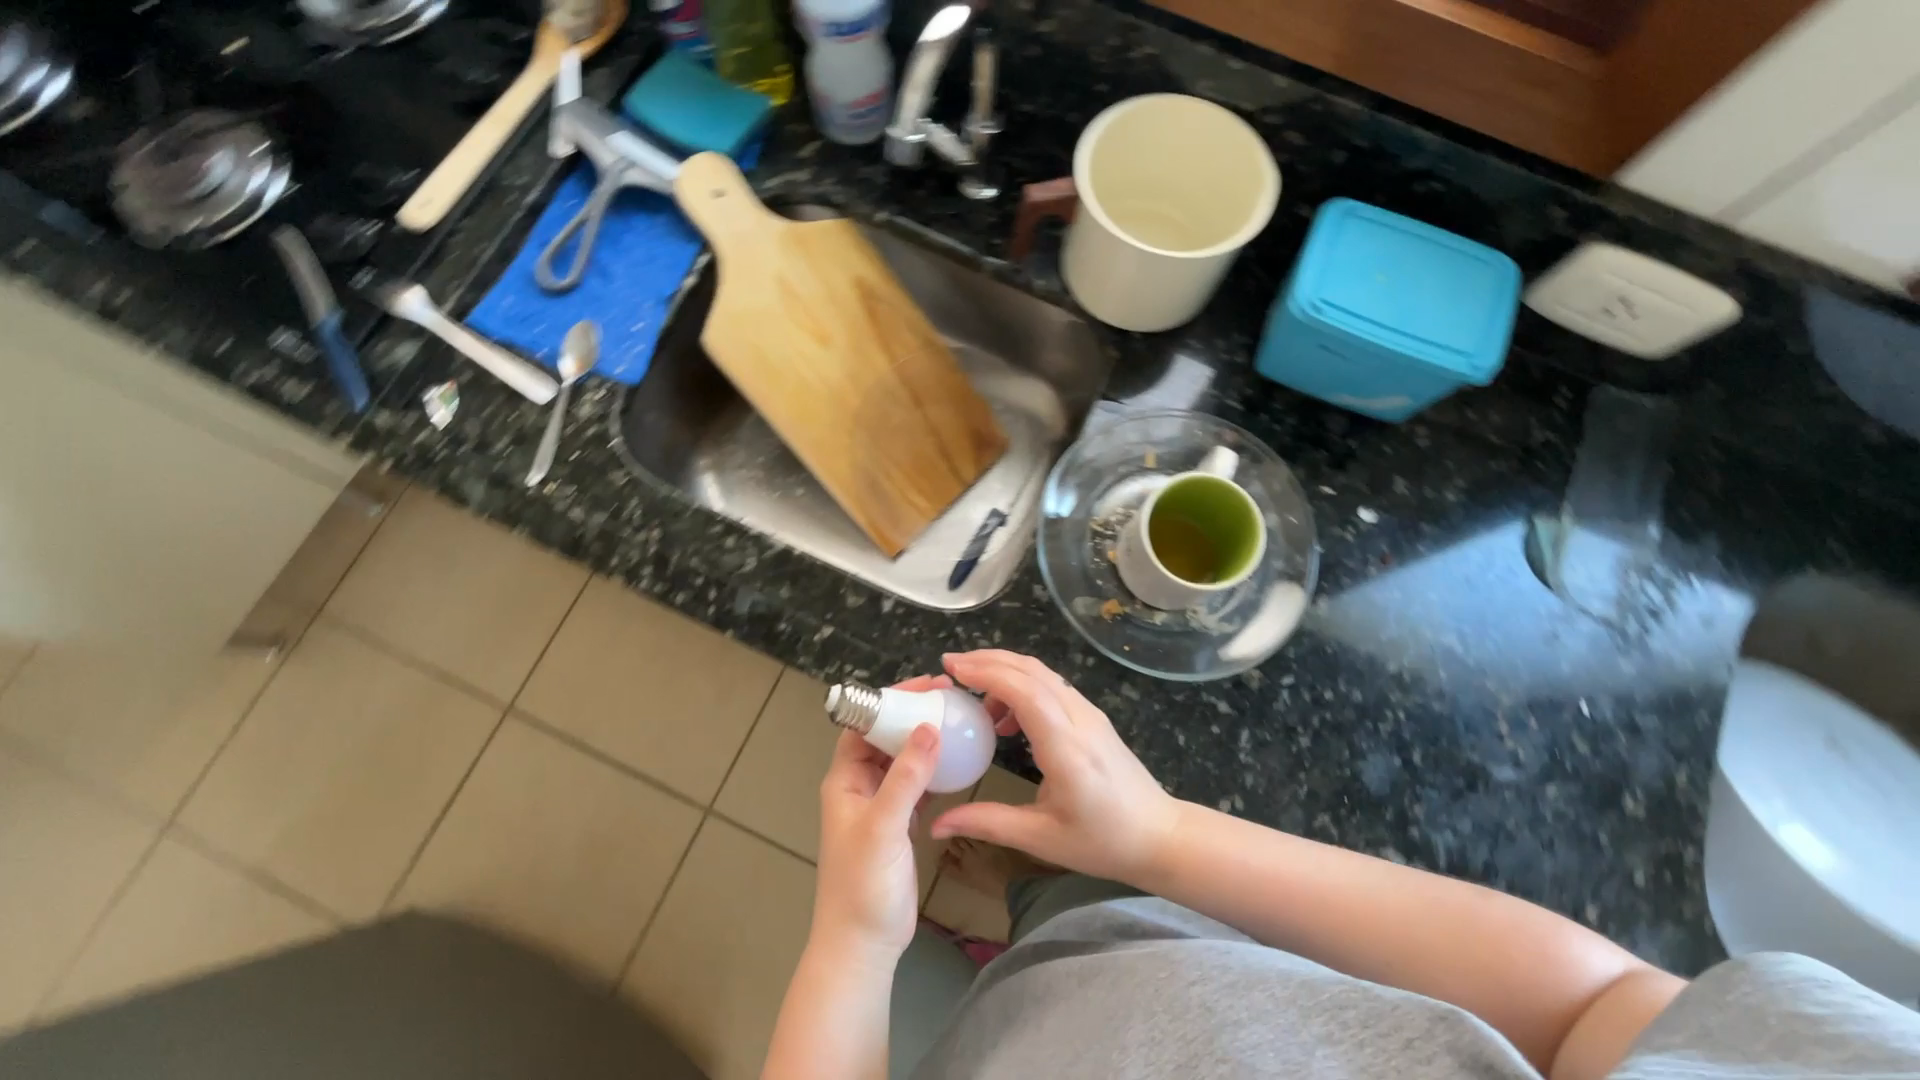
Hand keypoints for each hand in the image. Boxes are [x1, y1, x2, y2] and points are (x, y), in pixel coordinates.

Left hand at [809, 675, 947, 964]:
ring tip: (959, 722)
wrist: (863, 944)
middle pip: (885, 738)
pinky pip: (916, 786)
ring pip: (903, 761)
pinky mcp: (899, 825)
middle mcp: (860, 787)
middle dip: (913, 715)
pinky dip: (934, 772)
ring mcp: (880, 807)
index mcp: (844, 780)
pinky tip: (958, 764)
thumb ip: (906, 777)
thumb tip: (929, 727)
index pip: (864, 725)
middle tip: (951, 698)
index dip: (891, 700)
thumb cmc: (863, 885)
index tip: (928, 685)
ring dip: (925, 741)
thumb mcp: (883, 827)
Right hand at [931, 651, 1177, 885]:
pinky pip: (1054, 688)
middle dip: (989, 661)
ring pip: (1044, 674)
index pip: (1024, 691)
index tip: (951, 668)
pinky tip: (1006, 719)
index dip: (986, 673)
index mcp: (1066, 748)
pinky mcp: (1094, 719)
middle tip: (951, 667)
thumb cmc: (1103, 841)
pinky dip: (1024, 686)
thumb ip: (988, 823)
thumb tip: (936, 825)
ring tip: (973, 695)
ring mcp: (1090, 715)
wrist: (1160, 836)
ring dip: (1006, 671)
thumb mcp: (1041, 838)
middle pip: (1032, 671)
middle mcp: (1080, 720)